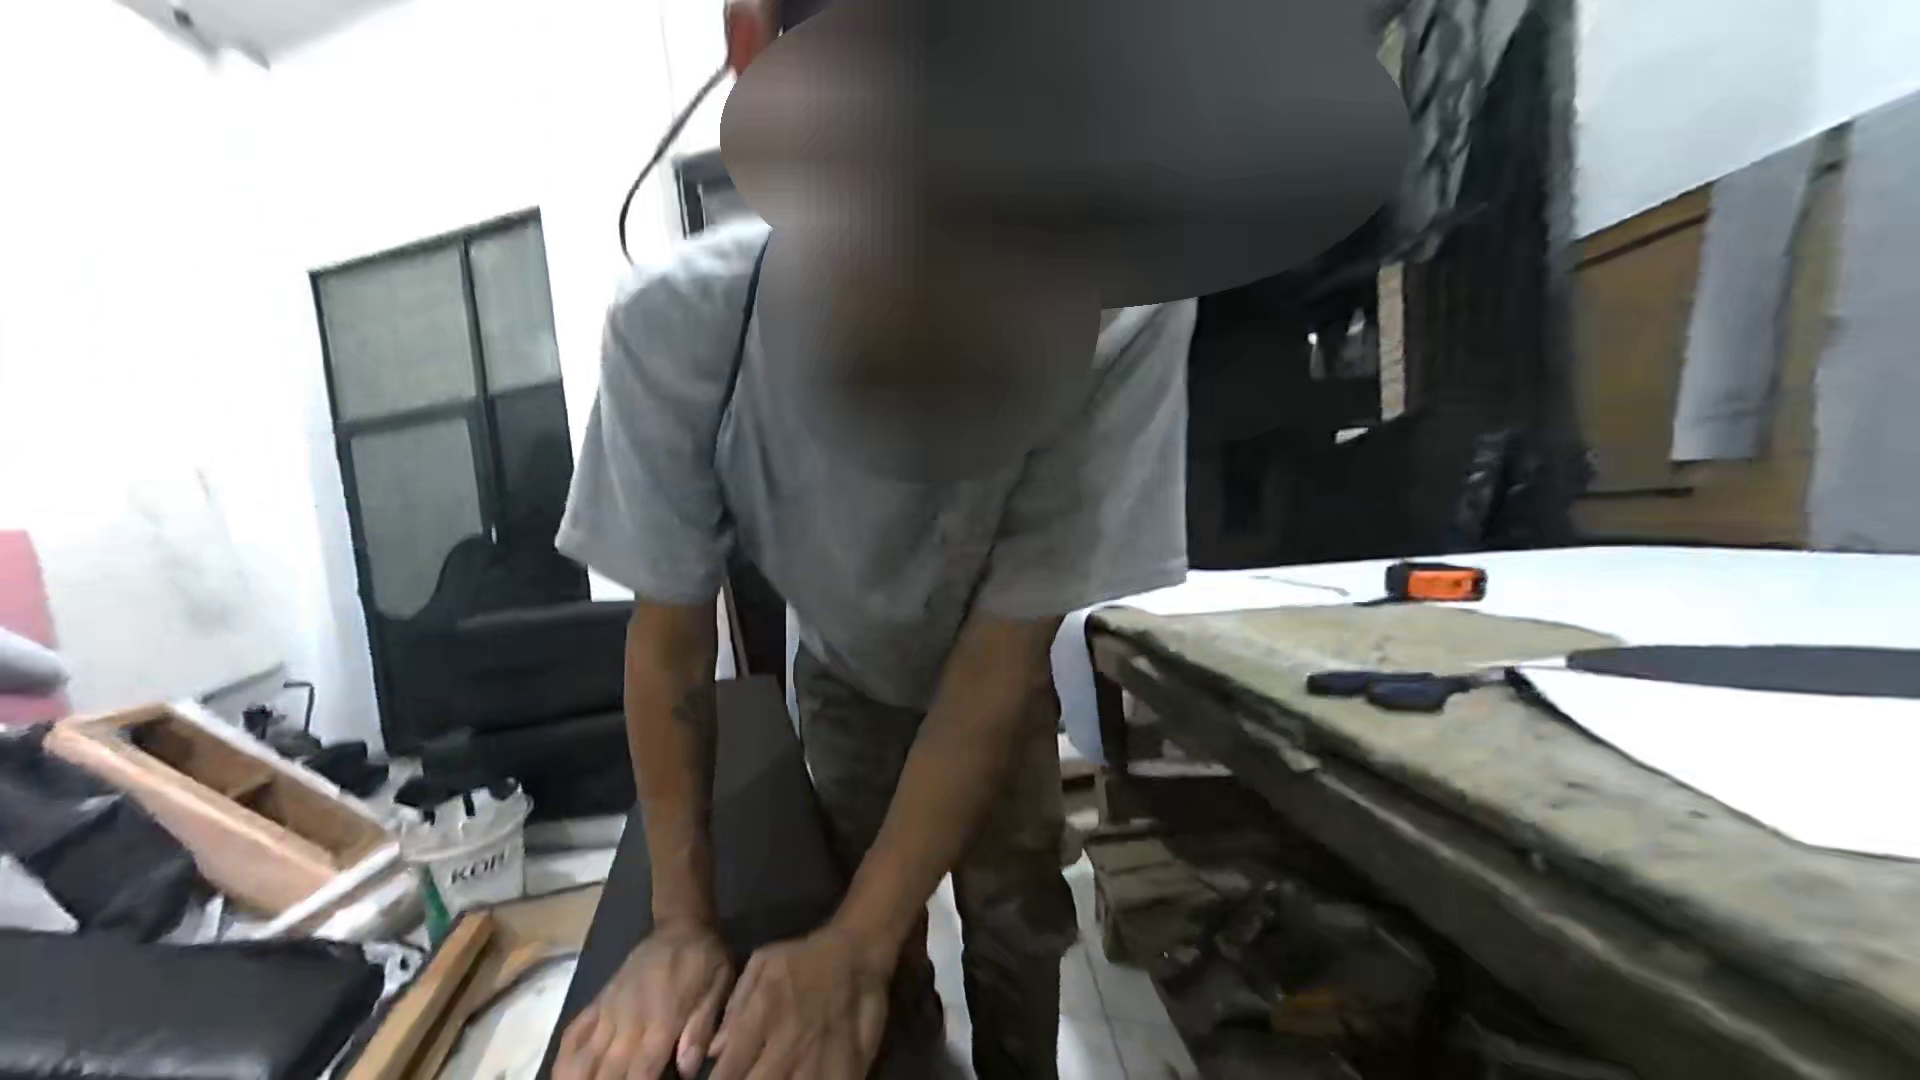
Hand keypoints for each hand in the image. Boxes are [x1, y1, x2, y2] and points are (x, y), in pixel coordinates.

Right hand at [556, 920, 733, 1079]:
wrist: (682, 923)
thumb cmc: (706, 957)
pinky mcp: (598, 1002)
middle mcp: (629, 1021)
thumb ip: (703, 1026)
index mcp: (662, 1020)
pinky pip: (571, 1037)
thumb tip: (687, 1070)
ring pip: (582, 1063)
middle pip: (607, 1077)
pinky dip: (563, 1063)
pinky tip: (566, 1077)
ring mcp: (609, 1011)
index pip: (640, 1076)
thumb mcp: (720, 982)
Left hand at [709, 925, 892, 1079]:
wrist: (858, 951)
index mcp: (765, 1014)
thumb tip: (714, 1050)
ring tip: (780, 1072)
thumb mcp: (764, 962)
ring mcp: (818, 1060)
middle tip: (752, 1073)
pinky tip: (807, 1075)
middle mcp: (789, 1042)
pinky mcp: (846, 1070)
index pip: (727, 1072)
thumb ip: (737, 1004)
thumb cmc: (805, 958)